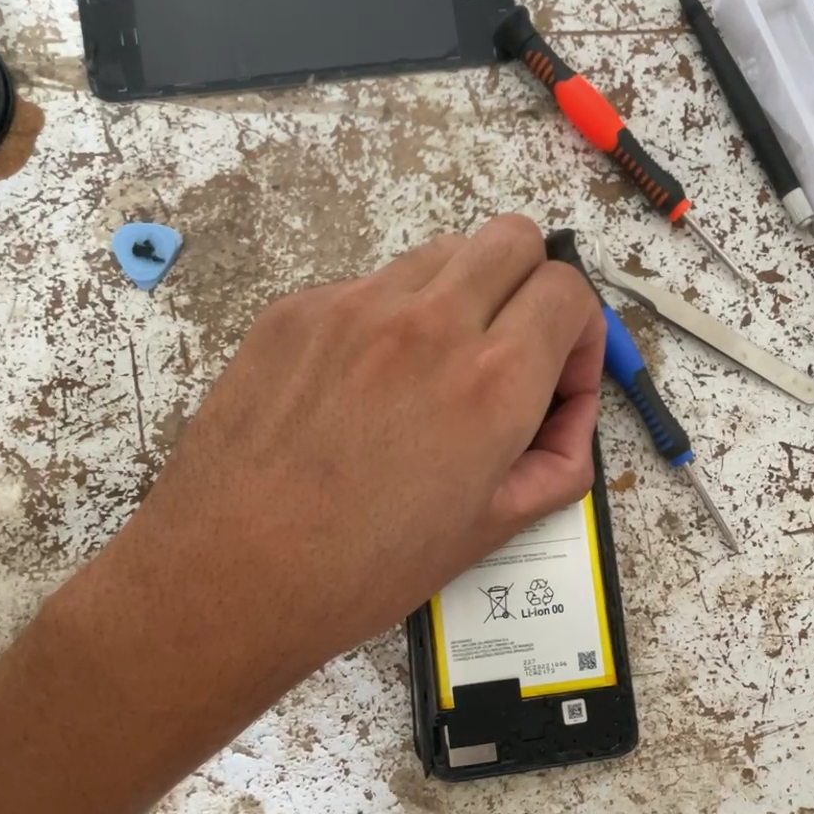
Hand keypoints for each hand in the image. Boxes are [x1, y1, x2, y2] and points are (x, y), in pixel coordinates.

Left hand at [58, 215, 606, 720]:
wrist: (233, 574)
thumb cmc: (367, 568)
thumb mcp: (491, 529)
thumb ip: (559, 460)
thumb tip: (570, 412)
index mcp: (493, 382)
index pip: (568, 292)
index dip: (580, 335)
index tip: (557, 382)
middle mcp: (430, 322)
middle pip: (514, 240)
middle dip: (532, 289)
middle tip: (512, 354)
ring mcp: (355, 305)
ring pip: (441, 254)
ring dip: (464, 297)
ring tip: (434, 373)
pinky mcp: (297, 309)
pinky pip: (370, 286)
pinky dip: (392, 319)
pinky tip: (362, 389)